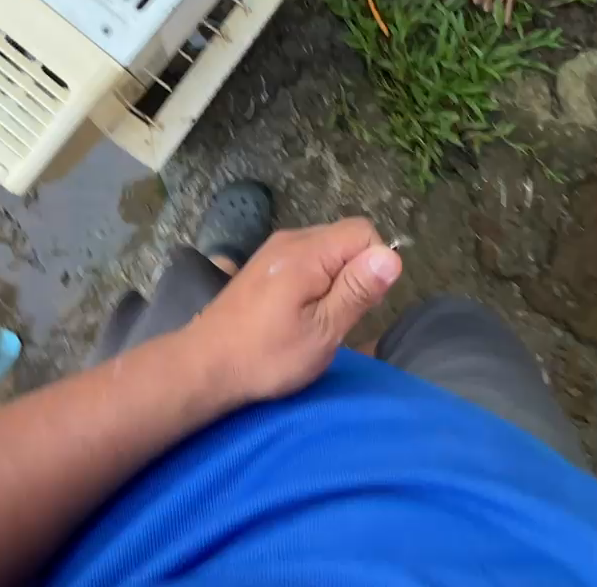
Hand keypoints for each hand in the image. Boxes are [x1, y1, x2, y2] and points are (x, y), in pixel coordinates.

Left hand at [181, 217, 401, 404]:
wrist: (205, 364)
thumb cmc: (267, 355)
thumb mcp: (322, 331)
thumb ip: (357, 291)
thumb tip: (391, 256)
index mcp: (306, 251)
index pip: (363, 231)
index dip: (374, 265)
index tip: (360, 304)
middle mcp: (290, 239)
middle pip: (344, 237)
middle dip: (355, 273)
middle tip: (339, 317)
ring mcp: (274, 249)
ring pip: (326, 248)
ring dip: (334, 279)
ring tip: (319, 318)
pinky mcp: (265, 264)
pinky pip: (306, 258)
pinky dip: (315, 280)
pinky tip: (300, 312)